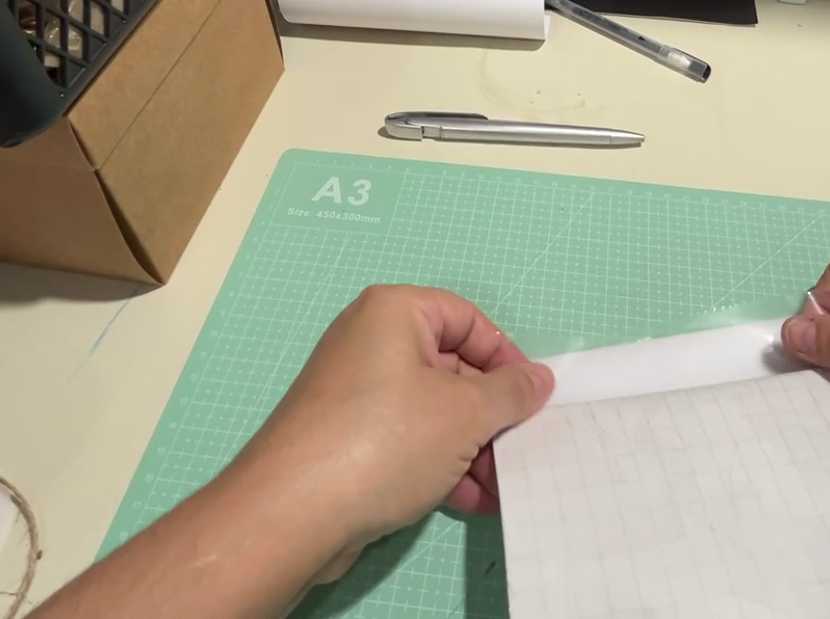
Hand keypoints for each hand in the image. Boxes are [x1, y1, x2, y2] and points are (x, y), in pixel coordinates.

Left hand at [232, 286, 552, 561]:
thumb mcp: (464, 413)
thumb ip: (510, 393)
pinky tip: (469, 498)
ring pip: (432, 408)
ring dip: (471, 446)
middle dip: (490, 415)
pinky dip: (439, 461)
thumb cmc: (384, 441)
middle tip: (519, 449)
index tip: (531, 397)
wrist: (289, 517)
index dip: (505, 357)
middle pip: (452, 367)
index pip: (468, 319)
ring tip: (498, 485)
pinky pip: (406, 436)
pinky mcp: (346, 435)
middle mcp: (372, 341)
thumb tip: (539, 379)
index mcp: (395, 312)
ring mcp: (356, 390)